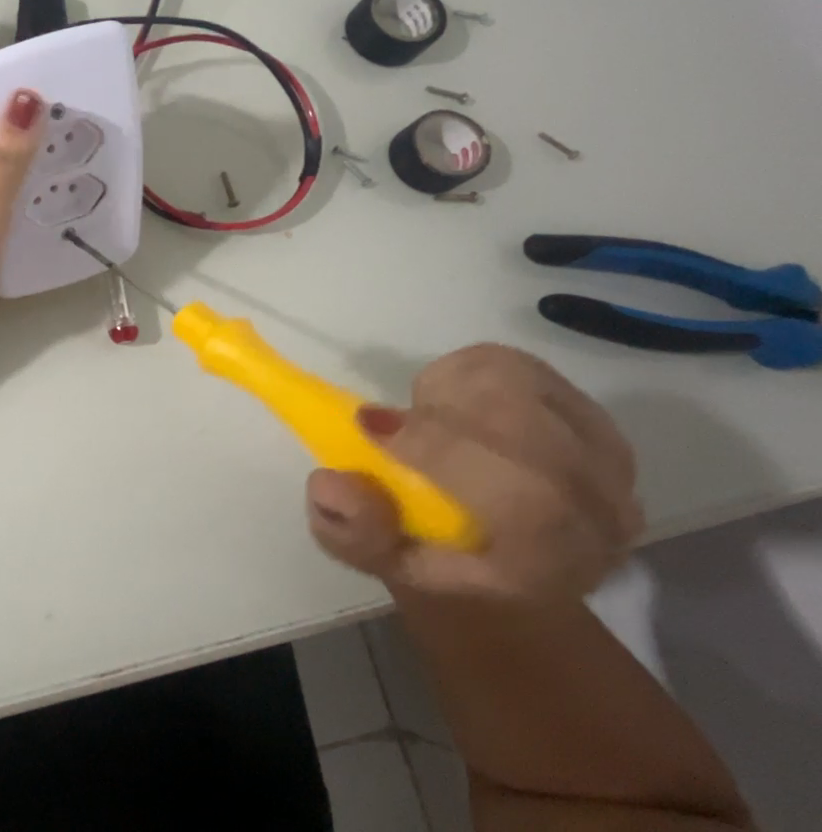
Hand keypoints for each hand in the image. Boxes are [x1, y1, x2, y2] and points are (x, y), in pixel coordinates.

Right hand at [306, 344, 643, 601]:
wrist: (513, 571)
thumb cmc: (438, 565)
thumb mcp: (378, 564)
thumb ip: (350, 532)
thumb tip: (332, 480)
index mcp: (549, 560)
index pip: (522, 494)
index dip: (439, 447)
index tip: (368, 428)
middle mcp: (599, 508)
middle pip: (524, 426)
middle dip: (439, 412)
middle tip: (390, 426)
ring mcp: (606, 457)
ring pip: (517, 384)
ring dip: (451, 391)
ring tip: (429, 423)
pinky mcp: (594, 416)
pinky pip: (519, 367)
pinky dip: (468, 375)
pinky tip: (458, 409)